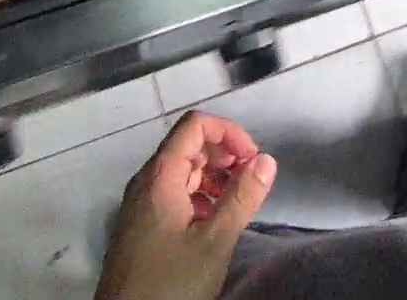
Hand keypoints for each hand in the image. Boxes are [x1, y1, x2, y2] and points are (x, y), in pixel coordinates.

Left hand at [96, 110, 277, 299]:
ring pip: (181, 171)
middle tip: (250, 182)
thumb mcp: (215, 240)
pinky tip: (214, 222)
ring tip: (236, 203)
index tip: (252, 159)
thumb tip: (266, 159)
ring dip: (213, 178)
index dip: (228, 132)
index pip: (195, 125)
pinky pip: (172, 194)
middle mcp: (146, 180)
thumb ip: (242, 196)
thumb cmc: (171, 282)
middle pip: (188, 145)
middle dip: (224, 156)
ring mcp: (140, 203)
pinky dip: (198, 197)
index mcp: (160, 174)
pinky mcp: (140, 226)